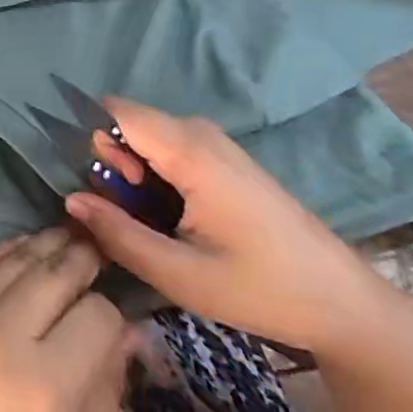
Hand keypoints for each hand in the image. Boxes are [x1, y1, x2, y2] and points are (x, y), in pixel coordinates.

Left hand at [0, 228, 131, 411]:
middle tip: (100, 248)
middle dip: (84, 258)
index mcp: (45, 383)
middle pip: (56, 275)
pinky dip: (7, 247)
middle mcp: (4, 336)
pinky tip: (26, 243)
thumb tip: (129, 330)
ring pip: (18, 257)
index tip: (114, 319)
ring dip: (48, 242)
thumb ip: (105, 385)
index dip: (112, 314)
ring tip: (70, 236)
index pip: (96, 317)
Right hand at [63, 97, 412, 353]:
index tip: (102, 188)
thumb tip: (71, 199)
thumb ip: (119, 234)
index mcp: (189, 150)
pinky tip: (176, 221)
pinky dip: (157, 176)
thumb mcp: (181, 274)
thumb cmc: (261, 287)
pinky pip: (171, 148)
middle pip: (131, 124)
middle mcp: (199, 131)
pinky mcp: (224, 158)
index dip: (95, 142)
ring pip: (149, 137)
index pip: (117, 111)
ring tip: (154, 225)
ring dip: (135, 173)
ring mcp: (215, 142)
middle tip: (130, 216)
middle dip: (115, 163)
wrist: (342, 301)